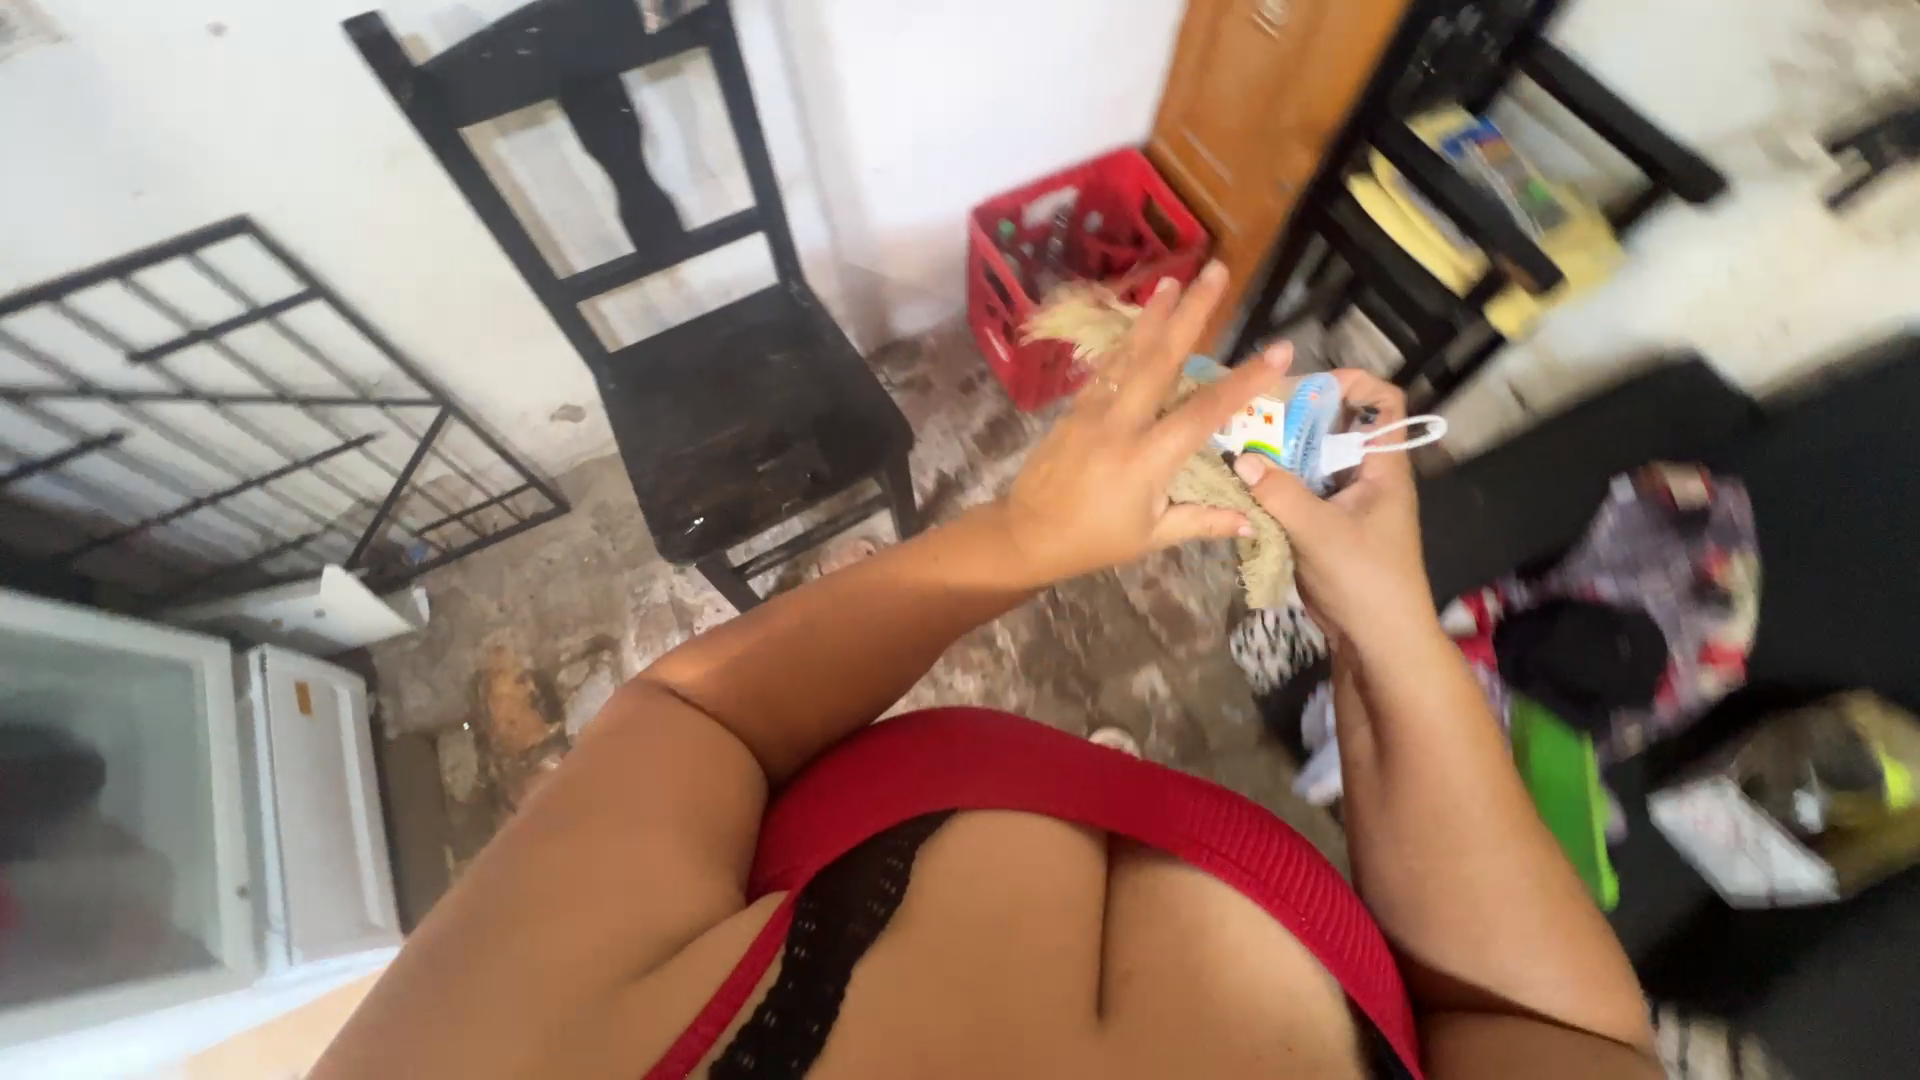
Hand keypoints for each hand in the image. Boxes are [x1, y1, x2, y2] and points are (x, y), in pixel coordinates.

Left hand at [996, 263, 1292, 585]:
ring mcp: (1092, 412)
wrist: (1027, 534)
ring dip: (1152, 316)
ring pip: (1127, 355)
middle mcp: (1120, 425)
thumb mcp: (1151, 537)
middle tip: (1215, 272)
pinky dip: (1123, 344)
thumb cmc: (1093, 541)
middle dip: (1190, 313)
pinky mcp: (1073, 410)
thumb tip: (1251, 520)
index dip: (1245, 380)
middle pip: (1161, 360)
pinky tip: (1136, 324)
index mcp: (1147, 459)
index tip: (1280, 349)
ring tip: (1173, 280)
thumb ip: (1202, 521)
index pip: (1205, 411)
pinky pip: (1104, 370)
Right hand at [1231, 370, 1436, 646]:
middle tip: (1248, 419)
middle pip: (1331, 429)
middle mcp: (1362, 476)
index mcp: (1381, 467)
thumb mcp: (1321, 531)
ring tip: (1233, 449)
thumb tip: (1238, 457)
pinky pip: (1291, 493)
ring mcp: (1339, 502)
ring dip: (1273, 457)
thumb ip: (1279, 493)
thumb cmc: (1364, 578)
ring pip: (1306, 463)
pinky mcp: (1319, 525)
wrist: (1375, 637)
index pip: (1382, 403)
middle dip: (1292, 420)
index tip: (1304, 388)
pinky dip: (1267, 488)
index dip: (1351, 383)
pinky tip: (1237, 488)